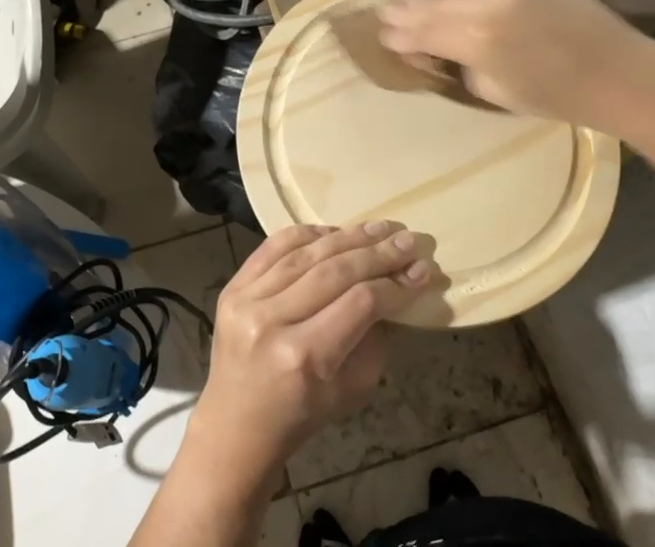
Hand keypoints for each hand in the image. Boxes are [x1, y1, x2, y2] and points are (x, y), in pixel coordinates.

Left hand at [188, 222, 439, 473]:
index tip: (422, 272)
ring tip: (380, 229)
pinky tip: (336, 232)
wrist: (237, 424)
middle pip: (335, 272)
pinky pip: (274, 247)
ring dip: (348, 236)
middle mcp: (272, 321)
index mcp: (303, 356)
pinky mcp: (232, 287)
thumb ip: (375, 336)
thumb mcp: (353, 388)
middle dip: (378, 254)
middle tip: (408, 242)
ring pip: (306, 254)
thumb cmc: (302, 413)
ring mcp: (246, 300)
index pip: (360, 302)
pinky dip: (308, 234)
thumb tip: (400, 286)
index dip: (395, 285)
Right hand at [378, 0, 654, 132]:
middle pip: (440, 3)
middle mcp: (492, 3)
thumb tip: (447, 53)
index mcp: (479, 39)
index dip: (404, 34)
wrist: (622, 75)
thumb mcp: (498, 93)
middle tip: (386, 10)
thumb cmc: (559, 98)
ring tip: (418, 3)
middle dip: (412, 9)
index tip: (384, 34)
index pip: (428, 31)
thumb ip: (464, 68)